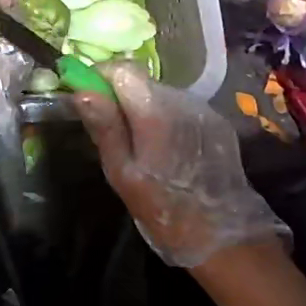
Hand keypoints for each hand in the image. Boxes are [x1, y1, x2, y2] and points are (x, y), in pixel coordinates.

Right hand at [75, 63, 289, 266]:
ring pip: (160, 91)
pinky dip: (165, 115)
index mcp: (155, 111)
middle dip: (120, 94)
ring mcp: (203, 108)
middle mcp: (182, 100)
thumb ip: (104, 127)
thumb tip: (81, 92)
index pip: (121, 69)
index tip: (87, 97)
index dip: (100, 77)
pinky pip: (180, 105)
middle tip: (109, 125)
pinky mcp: (216, 120)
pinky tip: (165, 145)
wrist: (224, 236)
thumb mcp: (122, 173)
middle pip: (141, 79)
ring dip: (143, 105)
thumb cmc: (162, 208)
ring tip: (138, 139)